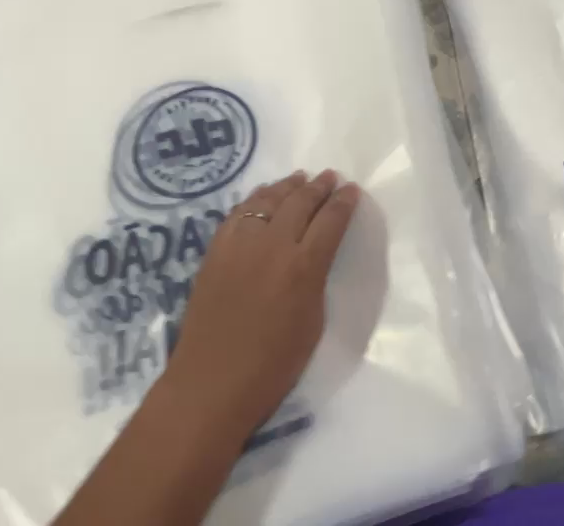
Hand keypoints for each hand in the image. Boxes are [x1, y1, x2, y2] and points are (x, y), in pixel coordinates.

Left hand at [166, 170, 360, 435]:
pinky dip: (256, 199)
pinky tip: (263, 196)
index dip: (344, 202)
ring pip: (268, 200)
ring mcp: (240, 246)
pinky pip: (239, 213)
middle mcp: (273, 246)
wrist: (210, 385)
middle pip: (301, 202)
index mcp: (304, 267)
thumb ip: (315, 279)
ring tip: (300, 178)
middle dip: (319, 187)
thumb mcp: (312, 321)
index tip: (352, 190)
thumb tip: (314, 256)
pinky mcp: (215, 252)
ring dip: (288, 187)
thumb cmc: (273, 365)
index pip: (331, 220)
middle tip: (330, 177)